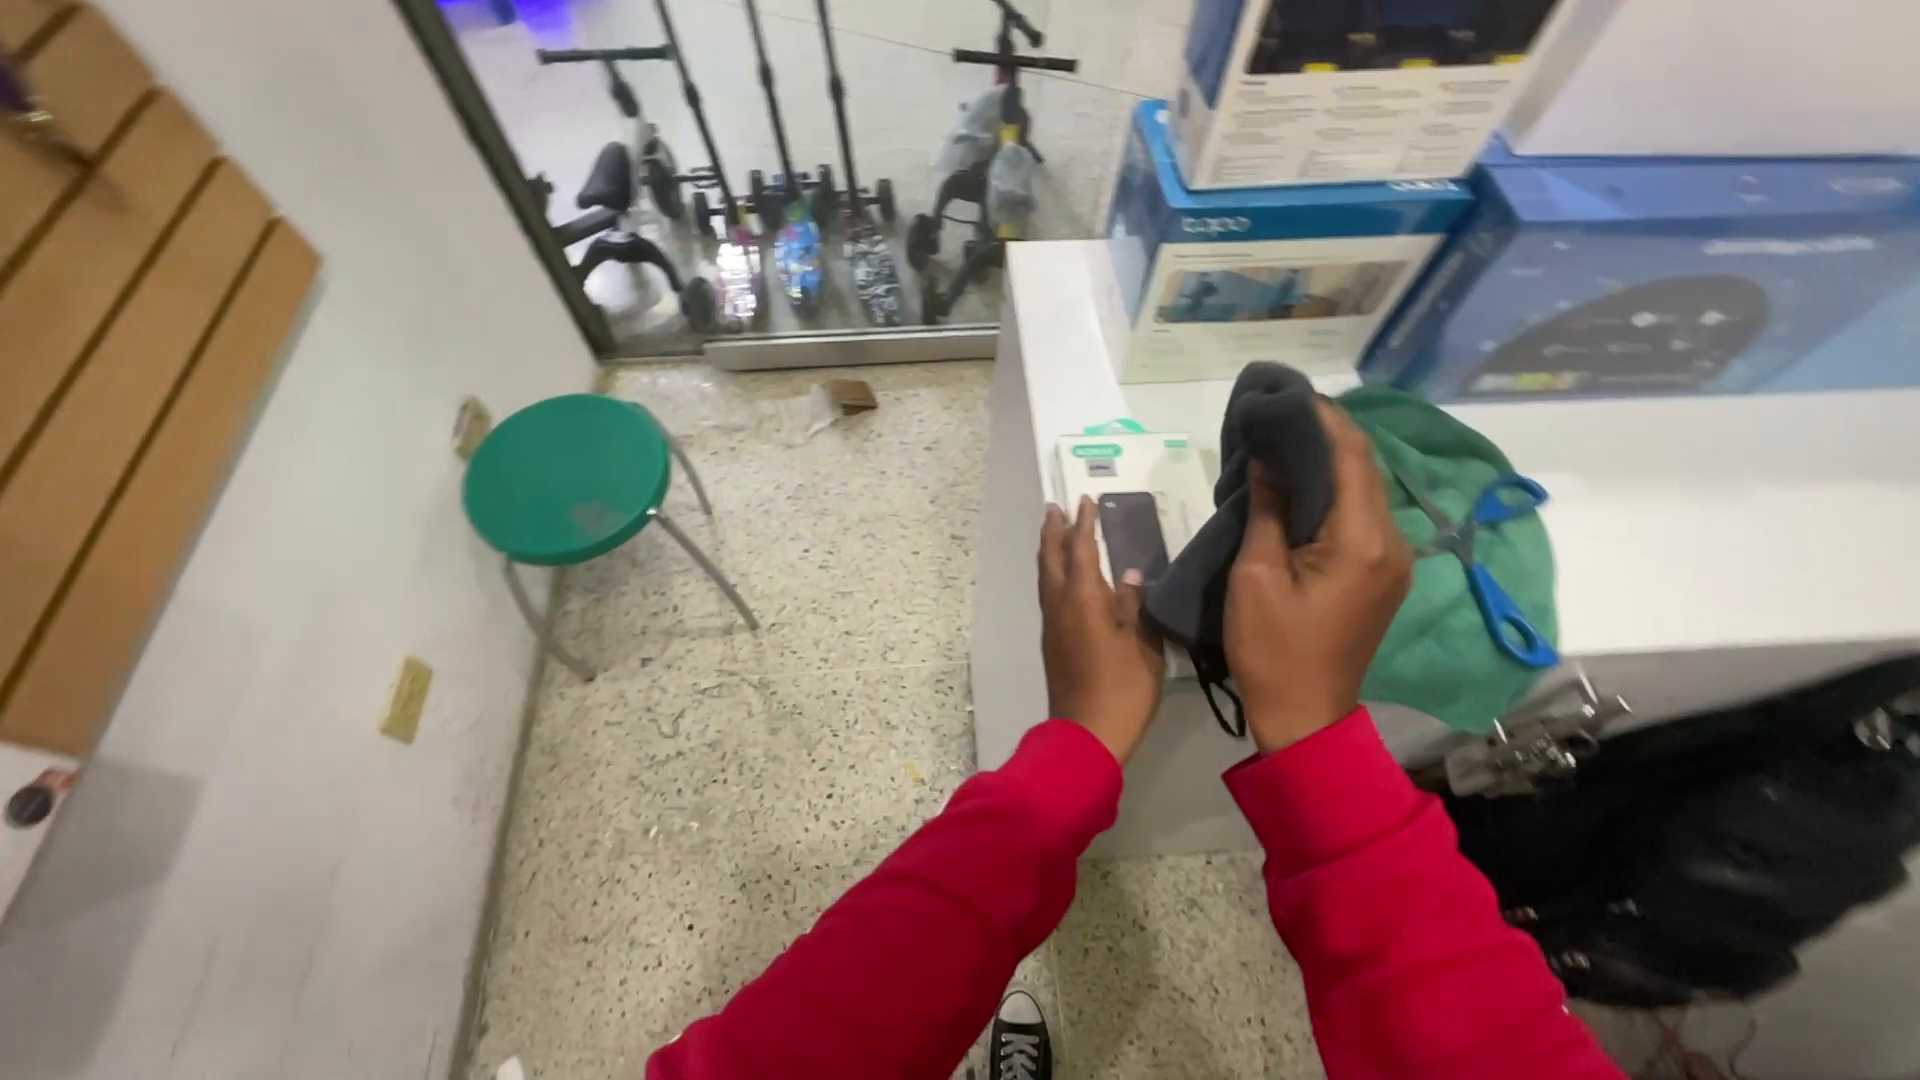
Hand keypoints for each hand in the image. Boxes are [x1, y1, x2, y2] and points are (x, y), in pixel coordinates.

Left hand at [1038, 497, 1166, 764]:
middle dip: (1054, 530)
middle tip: (1056, 507)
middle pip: (1052, 557)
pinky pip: (1048, 593)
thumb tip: (1129, 576)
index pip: (1081, 548)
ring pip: (1045, 576)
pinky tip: (1062, 578)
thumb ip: (1134, 606)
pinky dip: (1052, 574)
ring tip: (1054, 532)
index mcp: (1083, 598)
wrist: (1087, 732)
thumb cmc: (1122, 688)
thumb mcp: (1142, 646)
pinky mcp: (1051, 641)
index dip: (1084, 523)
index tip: (1085, 501)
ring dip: (1049, 550)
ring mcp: (1052, 623)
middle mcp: (1060, 604)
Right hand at [1226, 400, 1411, 753]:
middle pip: (1365, 469)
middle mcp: (1392, 543)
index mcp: (1362, 540)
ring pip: (1364, 491)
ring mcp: (1393, 560)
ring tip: (1286, 438)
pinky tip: (1302, 483)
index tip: (1288, 394)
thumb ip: (1268, 511)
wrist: (1304, 714)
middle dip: (1327, 434)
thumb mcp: (1256, 575)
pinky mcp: (1382, 575)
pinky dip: (1333, 491)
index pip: (1351, 457)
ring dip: (1330, 462)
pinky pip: (1361, 516)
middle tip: (1281, 411)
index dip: (1322, 419)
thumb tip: (1269, 461)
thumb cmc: (1272, 648)